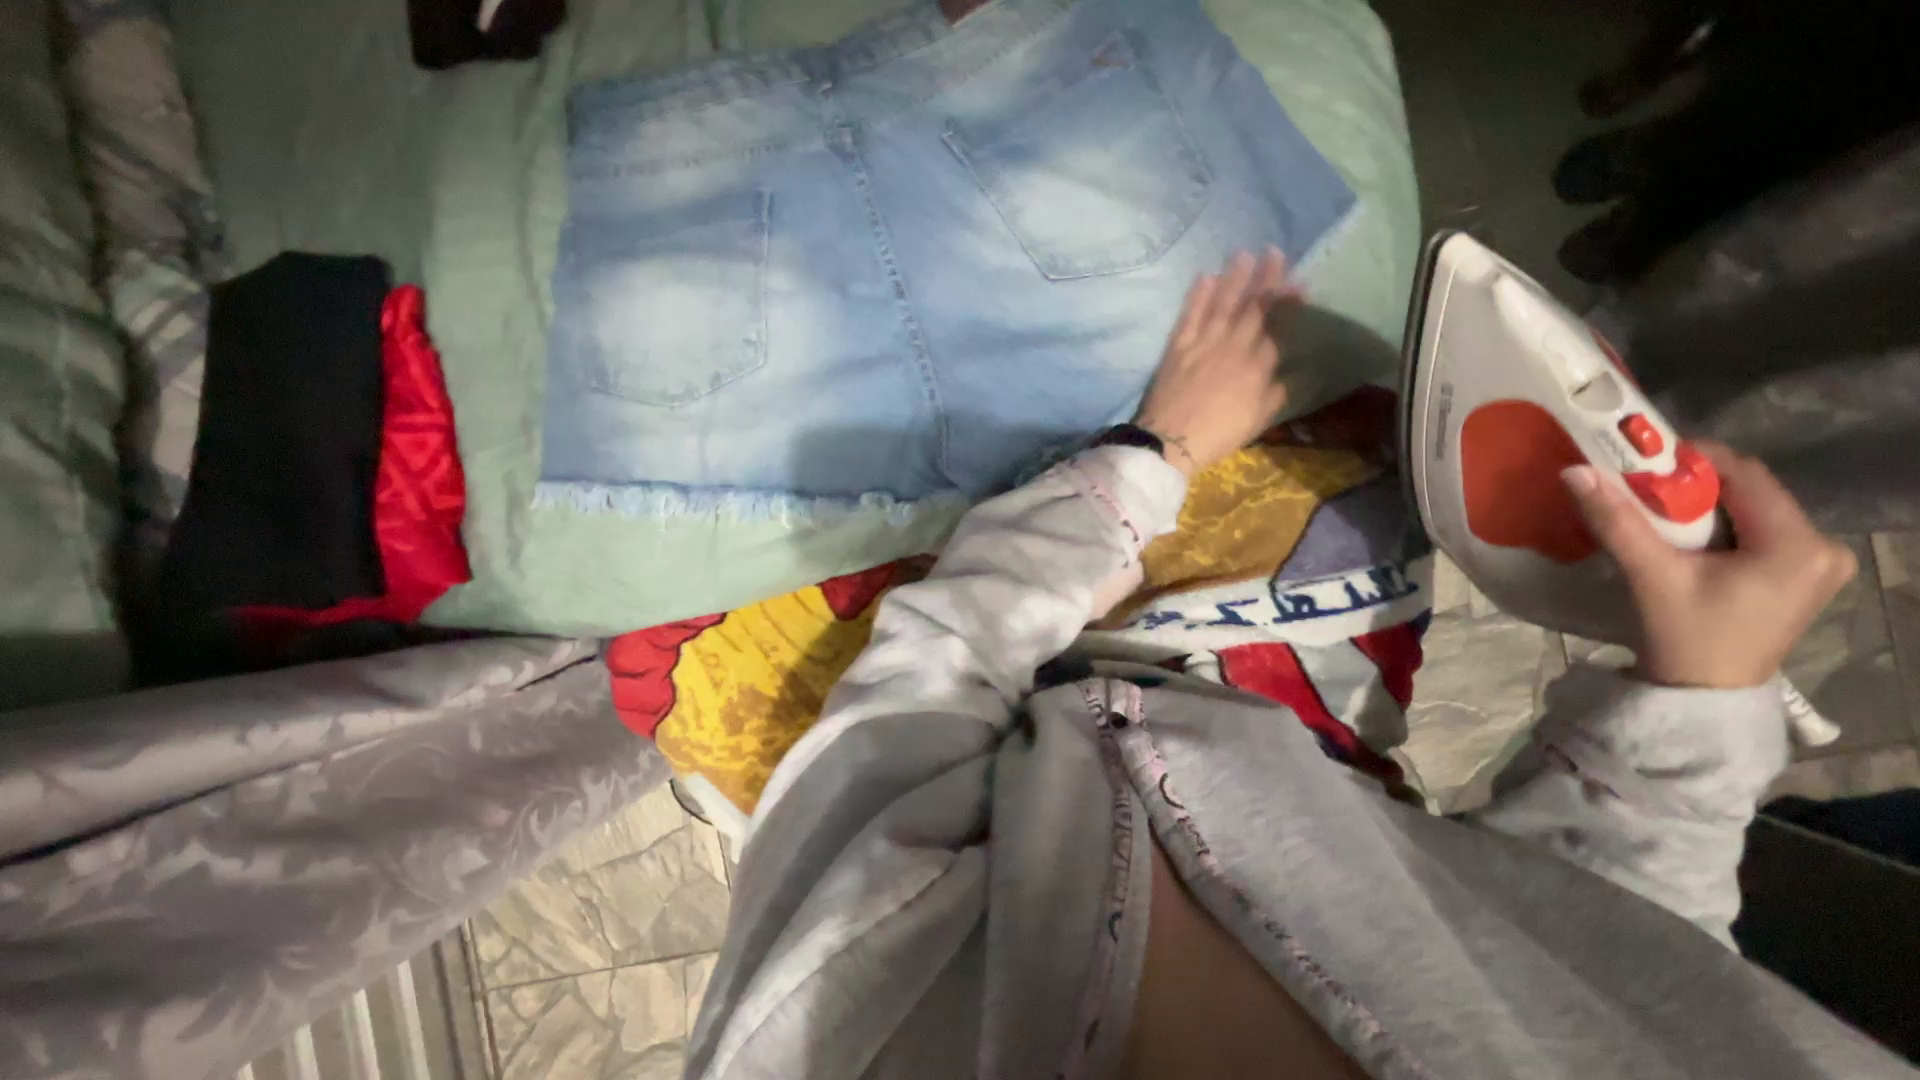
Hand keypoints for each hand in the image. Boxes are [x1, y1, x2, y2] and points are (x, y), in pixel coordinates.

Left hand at [1134, 249, 1300, 476]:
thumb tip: (1301, 372)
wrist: (1171, 441)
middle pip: (1253, 308)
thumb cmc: (1218, 435)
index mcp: (1257, 366)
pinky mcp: (1177, 347)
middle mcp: (1233, 347)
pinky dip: (1198, 295)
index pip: (1278, 328)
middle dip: (1266, 279)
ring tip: (1245, 254)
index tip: (1300, 284)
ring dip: (1234, 278)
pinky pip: (1190, 315)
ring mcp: (1203, 344)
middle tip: (1275, 252)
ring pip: (1223, 304)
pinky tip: (1205, 276)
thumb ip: (1279, 392)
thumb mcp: (1258, 419)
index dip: (1289, 304)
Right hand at [1561, 442, 1856, 688]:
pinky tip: (1685, 541)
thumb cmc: (1683, 636)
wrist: (1702, 696)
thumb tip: (1574, 470)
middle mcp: (1823, 547)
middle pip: (1750, 492)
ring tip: (1657, 516)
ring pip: (1752, 511)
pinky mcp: (1802, 578)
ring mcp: (1818, 564)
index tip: (1643, 462)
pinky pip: (1758, 532)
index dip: (1692, 459)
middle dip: (1694, 486)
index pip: (1746, 474)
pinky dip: (1718, 527)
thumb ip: (1616, 520)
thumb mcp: (1650, 574)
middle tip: (1642, 490)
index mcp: (1799, 545)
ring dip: (1703, 506)